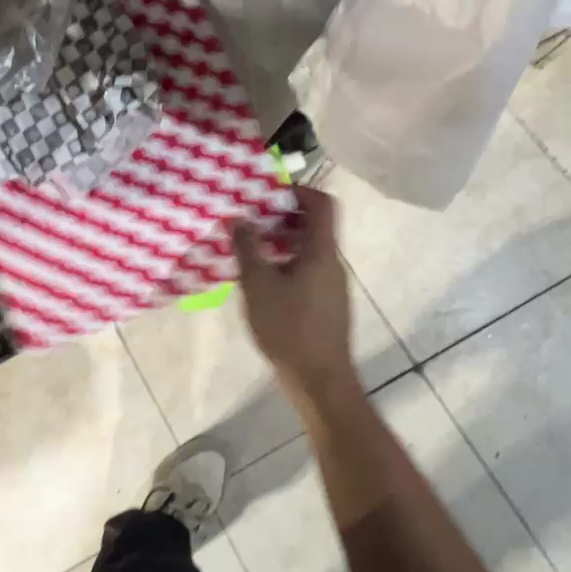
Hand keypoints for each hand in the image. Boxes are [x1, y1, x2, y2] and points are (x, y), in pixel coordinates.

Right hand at [233, 186, 357, 401]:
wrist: (320, 381)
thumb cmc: (289, 328)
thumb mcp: (258, 284)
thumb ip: (246, 247)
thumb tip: (237, 216)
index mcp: (322, 251)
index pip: (322, 203)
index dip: (297, 190)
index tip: (266, 194)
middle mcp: (333, 263)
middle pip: (314, 224)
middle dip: (280, 217)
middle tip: (249, 221)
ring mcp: (332, 285)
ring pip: (308, 249)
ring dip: (280, 242)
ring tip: (249, 249)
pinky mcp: (326, 304)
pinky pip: (307, 269)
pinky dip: (285, 264)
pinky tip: (261, 282)